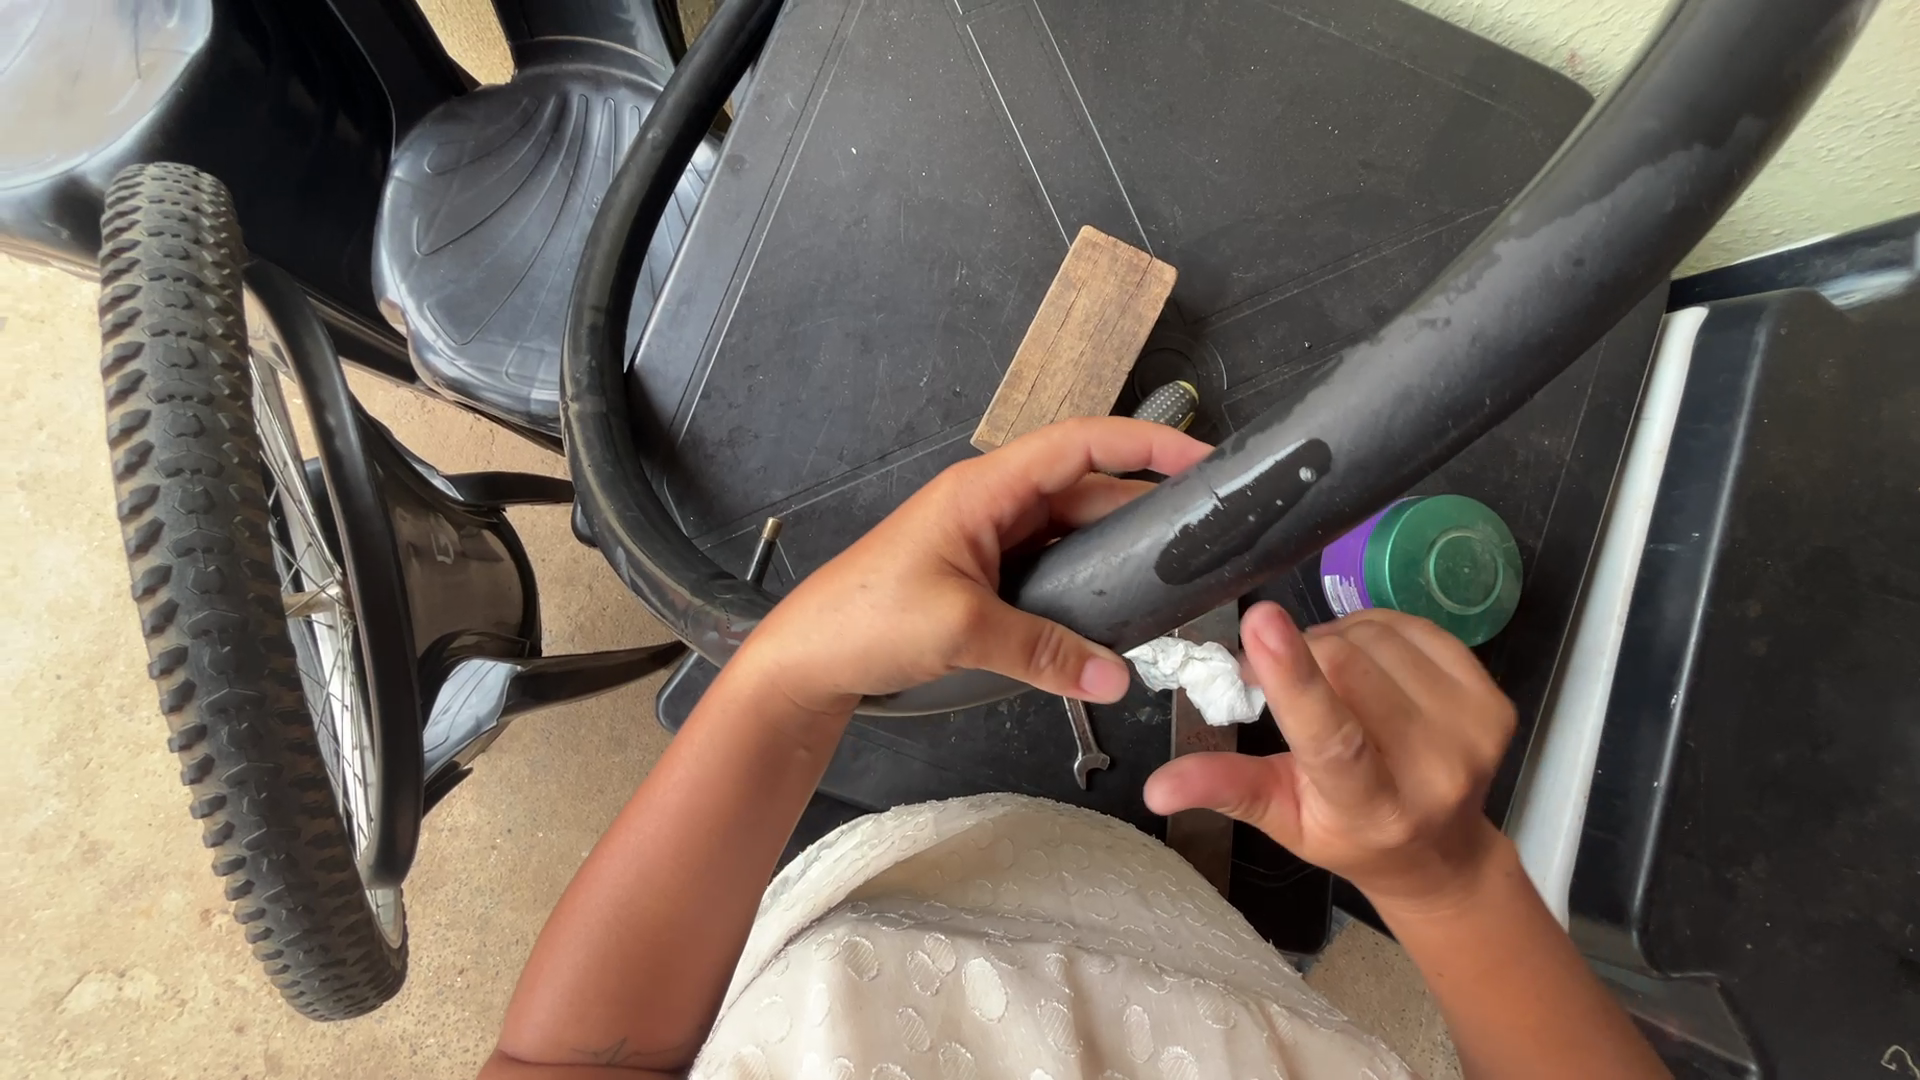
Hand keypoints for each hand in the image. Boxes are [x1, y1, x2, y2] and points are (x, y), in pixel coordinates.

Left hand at [734, 417, 1212, 717]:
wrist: (811, 656)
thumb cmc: (867, 618)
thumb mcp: (961, 629)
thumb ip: (1044, 651)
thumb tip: (1115, 677)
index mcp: (985, 489)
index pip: (1078, 444)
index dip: (1144, 443)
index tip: (1200, 459)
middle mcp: (993, 505)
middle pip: (1084, 492)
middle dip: (1143, 509)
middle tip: (1201, 537)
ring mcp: (989, 541)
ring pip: (1070, 535)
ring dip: (1115, 554)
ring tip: (1171, 577)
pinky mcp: (984, 576)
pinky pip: (1049, 570)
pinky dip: (1084, 586)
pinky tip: (1113, 611)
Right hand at [1144, 603, 1516, 913]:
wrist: (1439, 849)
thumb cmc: (1345, 832)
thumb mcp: (1279, 816)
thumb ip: (1223, 789)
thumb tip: (1156, 789)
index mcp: (1368, 803)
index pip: (1330, 735)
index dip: (1293, 677)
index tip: (1258, 622)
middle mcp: (1433, 768)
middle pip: (1347, 664)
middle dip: (1297, 653)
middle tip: (1273, 670)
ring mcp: (1473, 730)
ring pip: (1374, 637)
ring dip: (1333, 641)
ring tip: (1325, 673)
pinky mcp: (1494, 698)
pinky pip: (1411, 627)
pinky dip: (1372, 631)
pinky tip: (1364, 661)